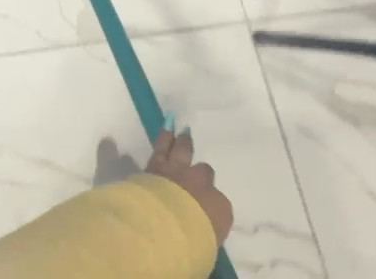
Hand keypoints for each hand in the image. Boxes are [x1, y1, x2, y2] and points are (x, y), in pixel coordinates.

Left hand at [146, 129, 232, 245]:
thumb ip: (206, 233)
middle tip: (198, 171)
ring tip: (183, 132)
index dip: (210, 206)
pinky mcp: (156, 165)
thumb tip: (197, 235)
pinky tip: (165, 128)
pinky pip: (161, 146)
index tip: (205, 212)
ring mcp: (177, 171)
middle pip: (204, 172)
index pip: (219, 204)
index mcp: (219, 208)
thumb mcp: (207, 246)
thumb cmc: (192, 243)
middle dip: (200, 174)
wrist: (166, 226)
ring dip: (183, 142)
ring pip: (183, 151)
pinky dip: (164, 137)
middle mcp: (200, 184)